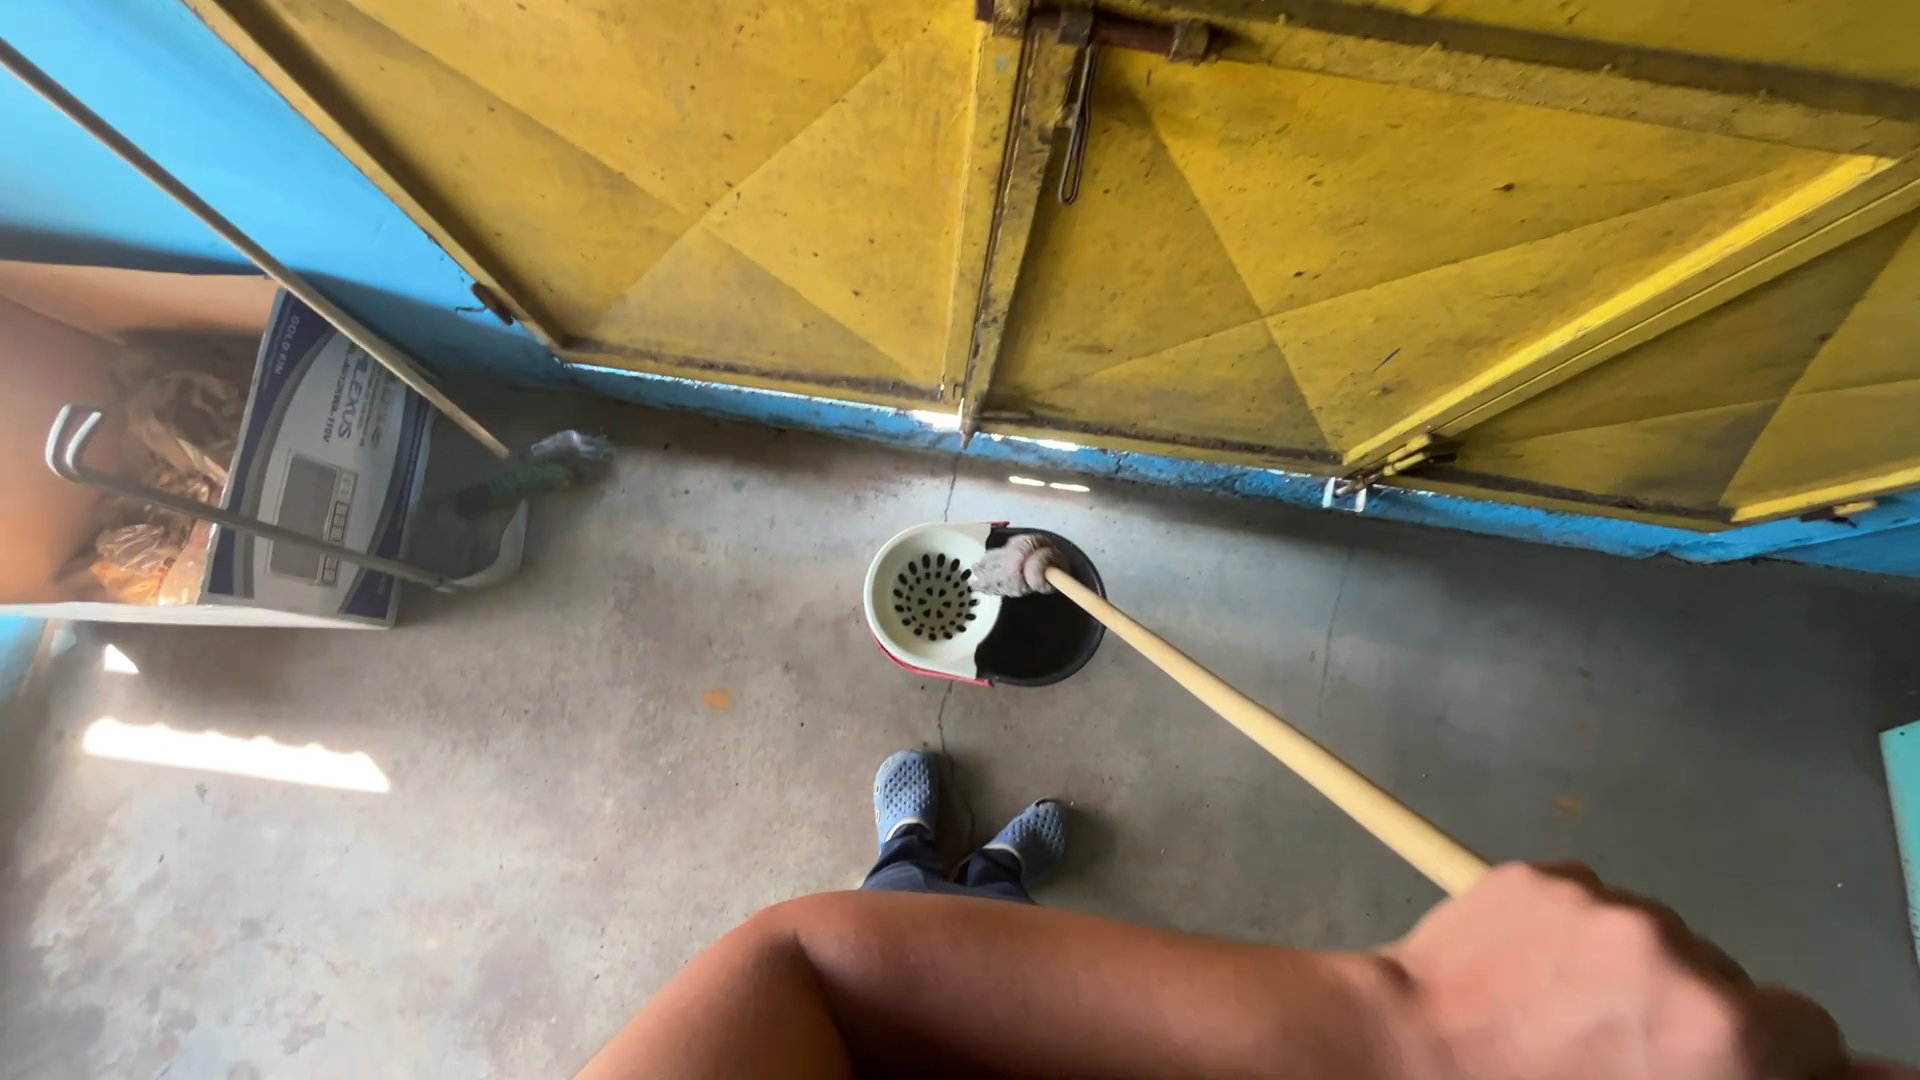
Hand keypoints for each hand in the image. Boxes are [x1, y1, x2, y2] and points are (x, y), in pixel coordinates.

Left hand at [1381, 862, 1846, 1079]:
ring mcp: (1592, 898)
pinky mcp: (1533, 872)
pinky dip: (1576, 924)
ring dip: (1631, 961)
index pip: (1806, 1026)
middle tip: (1624, 1040)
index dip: (1764, 1054)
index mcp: (1729, 1023)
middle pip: (1724, 972)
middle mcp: (1670, 943)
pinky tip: (1538, 962)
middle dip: (1693, 1005)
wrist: (1420, 1049)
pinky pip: (1585, 897)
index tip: (1711, 1067)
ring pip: (1651, 930)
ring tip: (1570, 1001)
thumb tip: (1897, 1074)